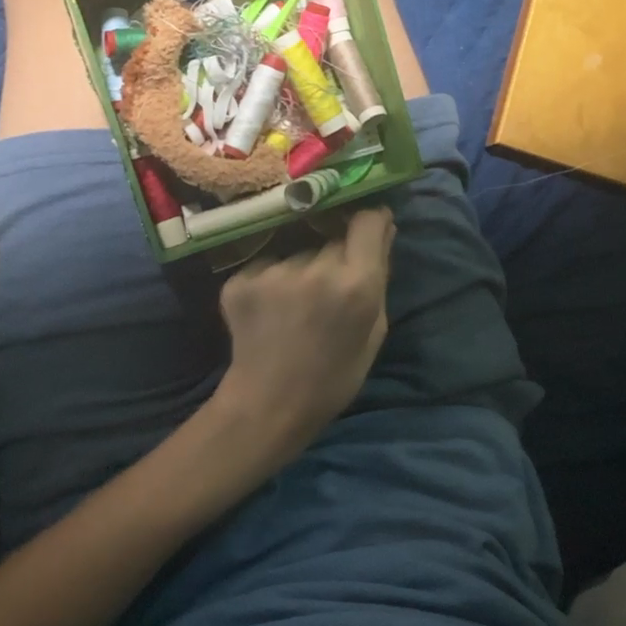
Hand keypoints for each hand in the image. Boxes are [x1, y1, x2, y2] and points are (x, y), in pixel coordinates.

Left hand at [211, 206, 394, 469]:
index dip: (369, 223)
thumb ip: (380, 277)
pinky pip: (266, 266)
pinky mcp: (240, 280)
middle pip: (330, 239)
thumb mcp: (374, 332)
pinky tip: (269, 312)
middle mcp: (315, 269)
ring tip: (293, 308)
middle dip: (334, 256)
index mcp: (356, 284)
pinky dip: (270, 283)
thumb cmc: (333, 376)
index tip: (367, 230)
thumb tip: (384, 227)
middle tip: (328, 290)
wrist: (269, 405)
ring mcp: (273, 272)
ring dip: (300, 270)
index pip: (367, 220)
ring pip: (297, 253)